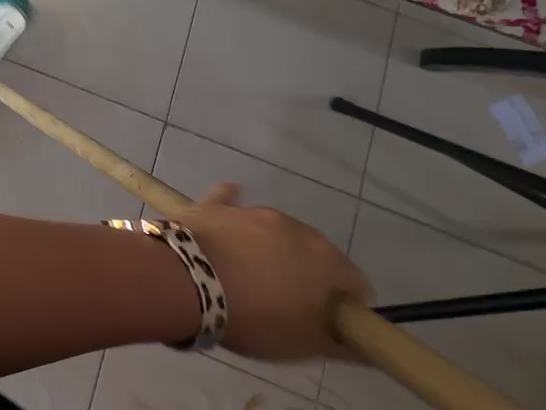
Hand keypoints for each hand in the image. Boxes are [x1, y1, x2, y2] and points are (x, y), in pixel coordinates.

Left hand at [177, 183, 370, 360]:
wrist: (184, 280)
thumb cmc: (255, 316)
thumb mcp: (307, 344)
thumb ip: (341, 343)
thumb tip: (361, 346)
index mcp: (326, 260)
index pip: (355, 284)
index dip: (345, 305)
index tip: (327, 323)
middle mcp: (293, 227)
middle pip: (313, 254)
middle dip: (307, 275)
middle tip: (286, 302)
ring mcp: (250, 212)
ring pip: (273, 231)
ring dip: (270, 248)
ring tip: (251, 273)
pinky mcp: (212, 205)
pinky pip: (227, 199)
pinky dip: (231, 202)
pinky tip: (231, 198)